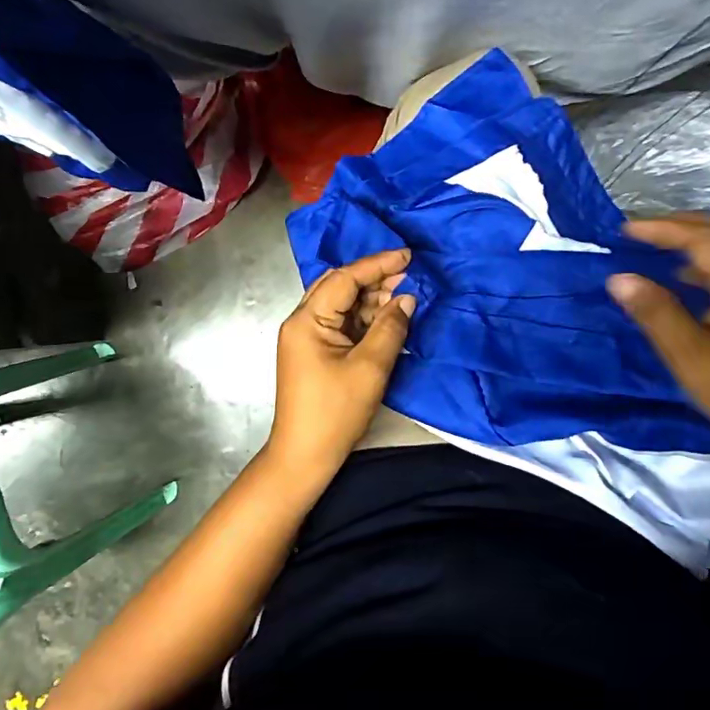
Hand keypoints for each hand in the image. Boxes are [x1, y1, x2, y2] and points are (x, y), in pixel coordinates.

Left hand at [269, 249, 416, 469]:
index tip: (407, 255)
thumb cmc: (335, 411)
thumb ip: (389, 327)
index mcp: (306, 320)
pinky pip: (339, 324)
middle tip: (408, 276)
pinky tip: (386, 318)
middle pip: (338, 287)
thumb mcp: (370, 368)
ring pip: (340, 305)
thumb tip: (406, 299)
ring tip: (403, 296)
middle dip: (373, 279)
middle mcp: (301, 322)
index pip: (343, 279)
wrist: (305, 453)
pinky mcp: (313, 353)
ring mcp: (305, 338)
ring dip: (369, 299)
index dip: (377, 264)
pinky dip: (363, 319)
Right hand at [606, 214, 709, 456]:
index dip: (663, 228)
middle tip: (644, 229)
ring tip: (663, 248)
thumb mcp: (688, 355)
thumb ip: (654, 311)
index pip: (704, 238)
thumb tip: (618, 277)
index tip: (624, 229)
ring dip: (702, 239)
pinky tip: (692, 281)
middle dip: (685, 223)